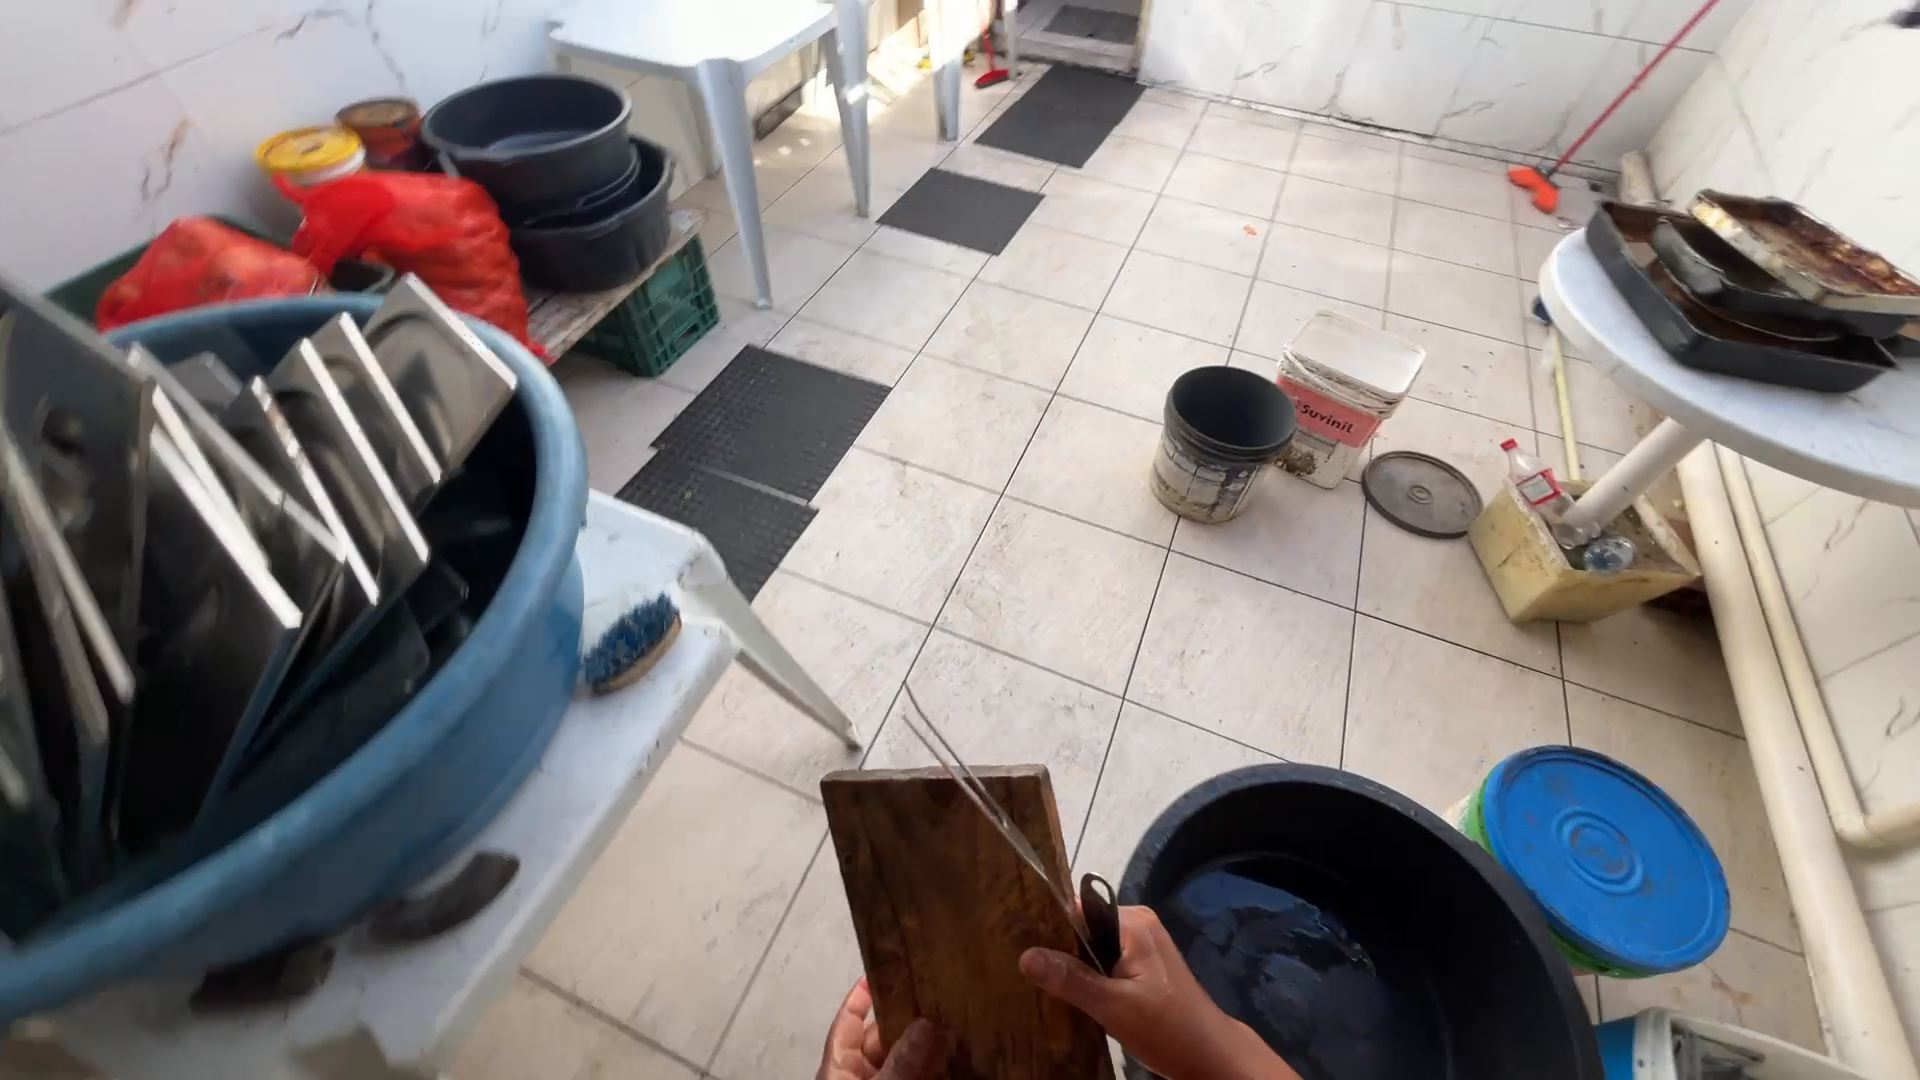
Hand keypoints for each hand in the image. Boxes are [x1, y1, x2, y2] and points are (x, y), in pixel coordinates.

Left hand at [816, 977, 938, 1079]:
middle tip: (935, 995)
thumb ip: (899, 1060)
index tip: (886, 968)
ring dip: (923, 1043)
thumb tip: (925, 1022)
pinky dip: (931, 1065)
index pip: (849, 1017)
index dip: (864, 991)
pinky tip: (952, 1050)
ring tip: (949, 1019)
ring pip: (902, 1057)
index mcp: (839, 1062)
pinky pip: (914, 1074)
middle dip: (906, 1017)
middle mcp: (857, 1072)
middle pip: (882, 1035)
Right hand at [1019, 906, 1300, 1079]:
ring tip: (1045, 978)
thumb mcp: (1114, 1007)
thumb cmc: (1166, 1027)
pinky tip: (1074, 990)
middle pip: (1086, 926)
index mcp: (1133, 922)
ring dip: (1077, 963)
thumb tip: (1026, 956)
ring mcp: (1144, 942)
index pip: (1079, 909)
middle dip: (1062, 947)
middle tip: (1029, 966)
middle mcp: (1138, 922)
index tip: (1020, 938)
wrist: (1212, 1057)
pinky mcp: (1146, 962)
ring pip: (1096, 944)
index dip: (1051, 924)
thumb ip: (1072, 980)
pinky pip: (1108, 956)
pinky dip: (1092, 972)